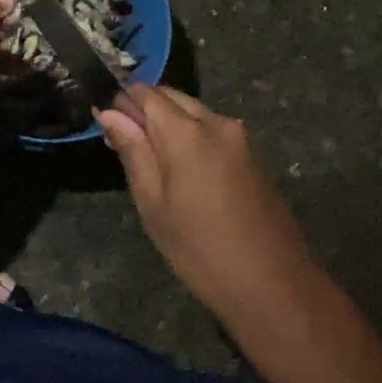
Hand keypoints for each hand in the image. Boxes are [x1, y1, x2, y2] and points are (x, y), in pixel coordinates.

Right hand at [97, 86, 311, 312]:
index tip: (105, 123)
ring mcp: (241, 139)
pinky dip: (192, 137)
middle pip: (172, 97)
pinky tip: (184, 173)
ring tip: (152, 162)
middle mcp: (217, 122)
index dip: (121, 101)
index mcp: (187, 132)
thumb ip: (133, 151)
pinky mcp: (255, 157)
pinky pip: (213, 131)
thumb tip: (109, 112)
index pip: (145, 93)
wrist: (276, 289)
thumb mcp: (153, 204)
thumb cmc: (201, 250)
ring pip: (194, 112)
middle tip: (124, 144)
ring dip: (169, 123)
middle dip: (145, 110)